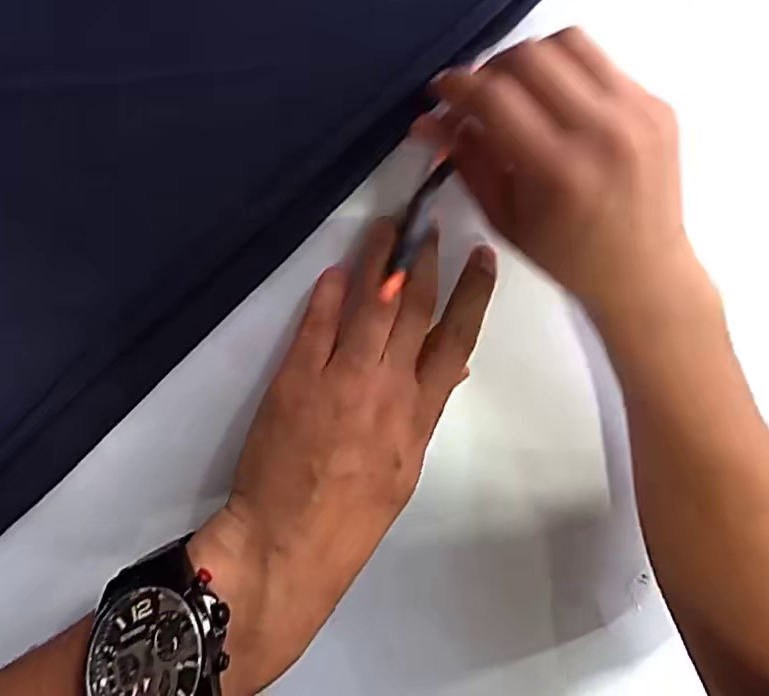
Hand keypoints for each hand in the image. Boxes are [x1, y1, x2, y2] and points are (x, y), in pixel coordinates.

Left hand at [188, 220, 496, 695]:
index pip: (456, 338)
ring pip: (368, 305)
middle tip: (428, 225)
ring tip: (387, 227)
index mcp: (419, 414)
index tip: (481, 256)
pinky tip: (338, 269)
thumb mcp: (406, 465)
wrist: (288, 544)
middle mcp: (386, 388)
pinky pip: (317, 325)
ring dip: (379, 260)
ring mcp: (340, 379)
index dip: (473, 292)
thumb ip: (426, 408)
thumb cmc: (354, 512)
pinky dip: (329, 294)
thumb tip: (452, 363)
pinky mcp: (296, 378)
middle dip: (425, 260)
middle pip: (413, 308)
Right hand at [420, 27, 716, 330]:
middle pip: (529, 56)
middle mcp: (602, 130)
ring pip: (566, 41)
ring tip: (518, 88)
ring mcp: (637, 112)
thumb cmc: (565, 253)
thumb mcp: (501, 214)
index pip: (494, 95)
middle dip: (489, 68)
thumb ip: (464, 159)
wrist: (645, 271)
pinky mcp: (657, 104)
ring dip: (530, 58)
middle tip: (478, 92)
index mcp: (558, 168)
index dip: (457, 86)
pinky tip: (558, 101)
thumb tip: (426, 121)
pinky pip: (599, 60)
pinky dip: (566, 71)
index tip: (442, 91)